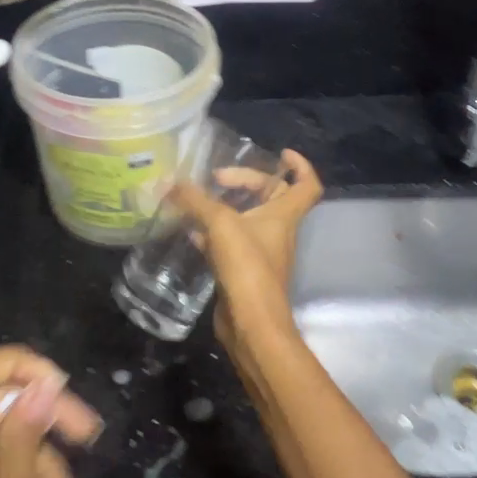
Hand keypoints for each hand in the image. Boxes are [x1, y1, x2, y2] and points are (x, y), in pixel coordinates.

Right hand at [169, 150, 323, 353]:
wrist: (251, 323)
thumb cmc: (247, 266)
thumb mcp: (220, 223)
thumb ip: (195, 200)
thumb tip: (170, 182)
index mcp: (284, 215)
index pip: (306, 185)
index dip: (300, 165)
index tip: (280, 154)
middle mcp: (277, 231)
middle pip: (271, 197)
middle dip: (247, 182)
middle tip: (217, 178)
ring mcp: (260, 253)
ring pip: (246, 220)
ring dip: (226, 207)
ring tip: (197, 199)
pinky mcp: (242, 271)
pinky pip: (229, 243)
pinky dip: (212, 233)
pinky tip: (189, 230)